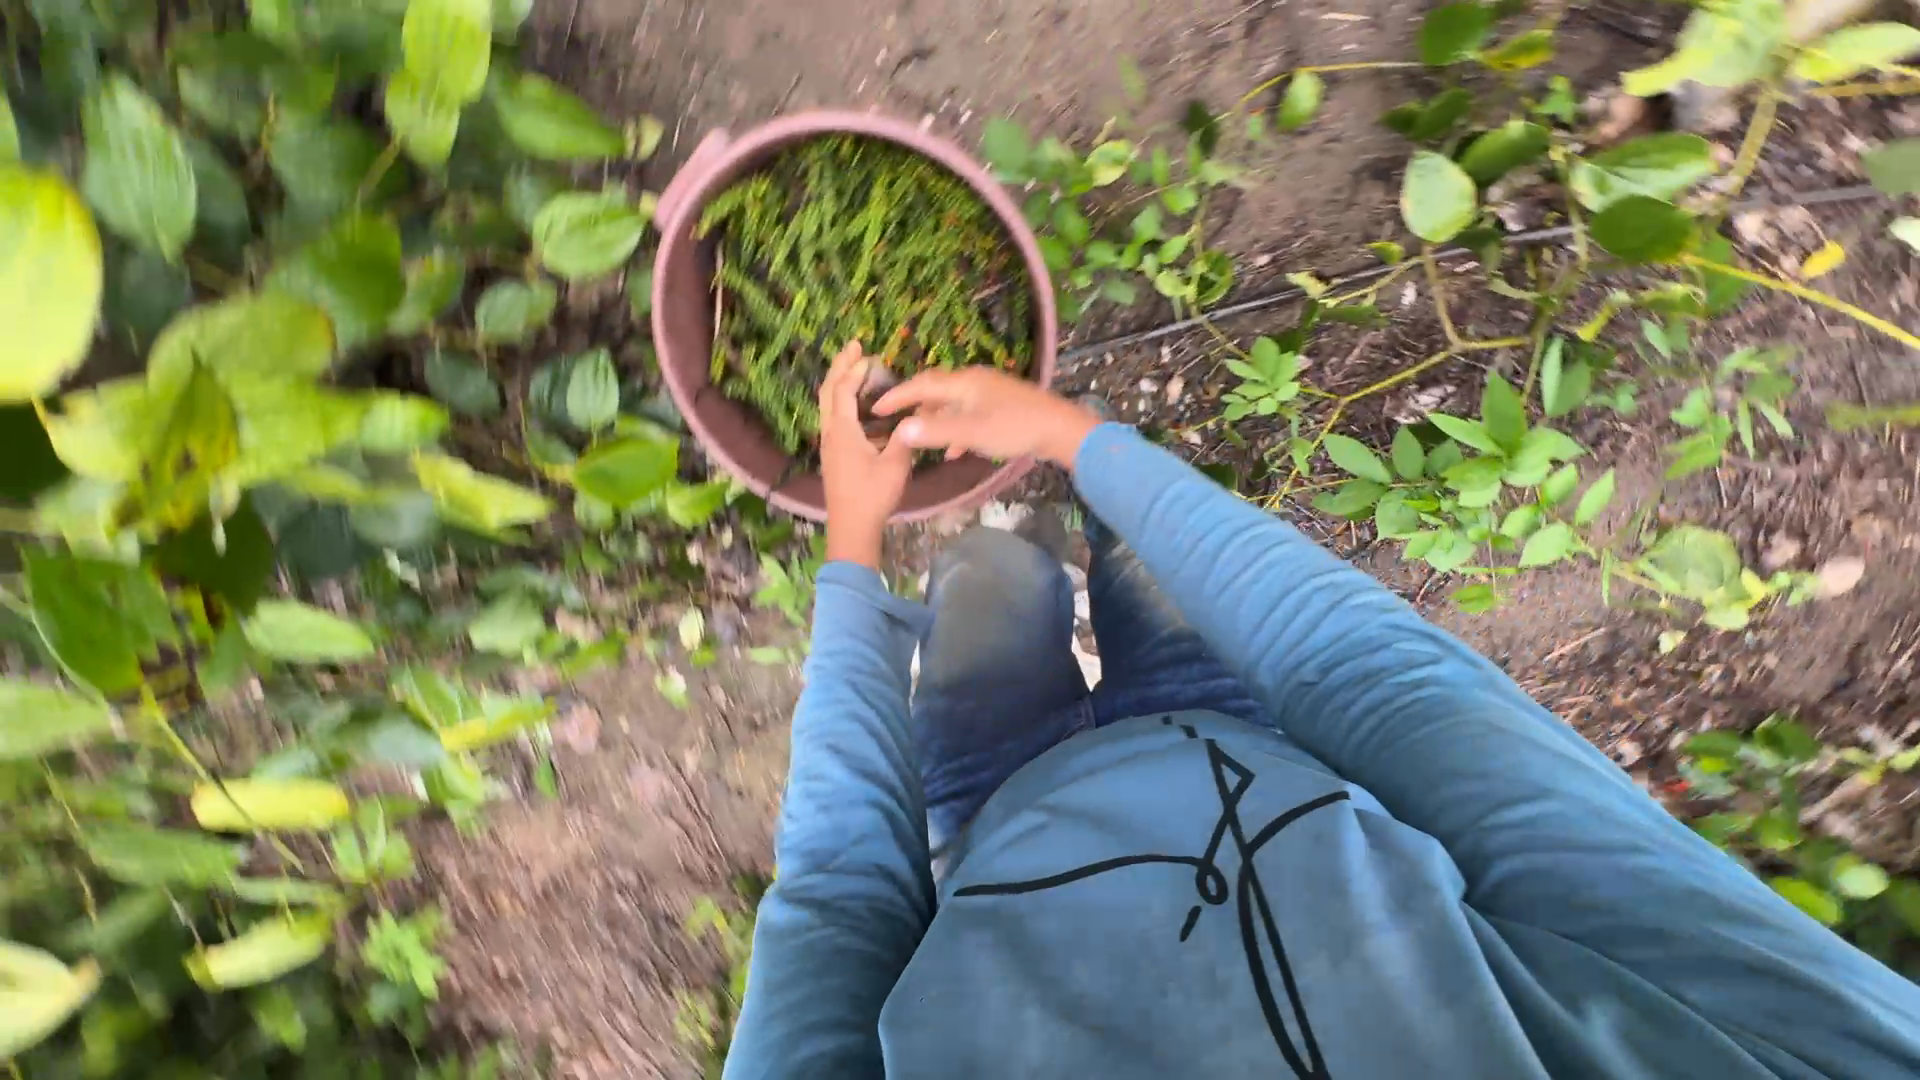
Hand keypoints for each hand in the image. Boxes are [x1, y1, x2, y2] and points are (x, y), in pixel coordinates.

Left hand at [821, 341, 914, 567]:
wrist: (852, 529)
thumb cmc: (872, 496)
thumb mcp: (895, 464)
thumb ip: (905, 436)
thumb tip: (915, 415)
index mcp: (841, 431)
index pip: (842, 389)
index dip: (854, 369)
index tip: (867, 353)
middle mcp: (830, 433)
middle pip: (828, 392)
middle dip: (840, 367)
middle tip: (854, 348)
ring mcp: (829, 446)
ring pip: (829, 407)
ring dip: (840, 385)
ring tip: (858, 372)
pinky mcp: (834, 457)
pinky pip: (835, 420)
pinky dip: (845, 404)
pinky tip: (864, 409)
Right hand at [873, 368, 1100, 467]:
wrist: (1060, 430)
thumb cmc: (1014, 428)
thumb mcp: (971, 432)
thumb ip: (935, 431)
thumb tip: (900, 430)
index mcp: (964, 382)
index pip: (922, 384)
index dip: (897, 396)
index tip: (875, 407)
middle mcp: (974, 382)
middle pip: (936, 391)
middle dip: (915, 406)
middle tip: (894, 420)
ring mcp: (989, 394)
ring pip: (953, 405)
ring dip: (935, 422)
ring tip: (920, 439)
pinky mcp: (1001, 407)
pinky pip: (968, 416)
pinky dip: (956, 431)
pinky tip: (954, 451)